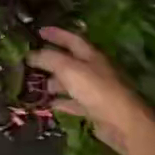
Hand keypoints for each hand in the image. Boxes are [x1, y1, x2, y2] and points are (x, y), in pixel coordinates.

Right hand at [30, 27, 154, 154]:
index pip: (72, 39)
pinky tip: (49, 103)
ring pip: (71, 82)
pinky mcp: (95, 109)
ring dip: (54, 82)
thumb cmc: (96, 90)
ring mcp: (96, 90)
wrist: (124, 123)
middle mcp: (95, 70)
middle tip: (31, 60)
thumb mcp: (68, 69)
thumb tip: (30, 54)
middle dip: (51, 59)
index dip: (55, 33)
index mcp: (92, 56)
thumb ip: (48, 59)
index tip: (38, 31)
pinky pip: (74, 101)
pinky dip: (61, 101)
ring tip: (36, 84)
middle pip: (70, 60)